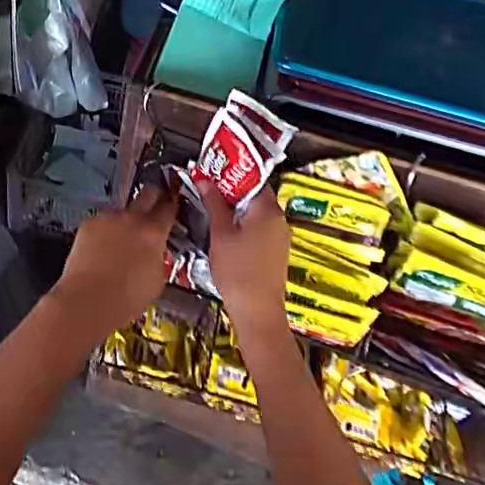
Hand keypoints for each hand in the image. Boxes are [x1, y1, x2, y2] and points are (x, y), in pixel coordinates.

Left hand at [49, 185, 177, 340]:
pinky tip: (100, 250)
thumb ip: (159, 257)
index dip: (171, 205)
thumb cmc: (124, 298)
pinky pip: (101, 221)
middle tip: (152, 207)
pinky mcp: (89, 224)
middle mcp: (133, 218)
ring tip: (119, 243)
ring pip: (122, 210)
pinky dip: (103, 232)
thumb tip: (157, 252)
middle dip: (153, 197)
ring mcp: (109, 218)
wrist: (88, 302)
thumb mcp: (157, 280)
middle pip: (148, 192)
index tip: (171, 206)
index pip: (169, 206)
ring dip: (124, 221)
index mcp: (154, 232)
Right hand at [200, 182, 290, 339]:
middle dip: (231, 190)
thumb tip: (205, 179)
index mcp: (268, 210)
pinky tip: (226, 232)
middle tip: (208, 189)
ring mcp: (279, 236)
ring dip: (236, 208)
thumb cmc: (238, 274)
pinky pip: (259, 227)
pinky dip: (243, 224)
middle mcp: (279, 219)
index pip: (252, 178)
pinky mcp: (276, 250)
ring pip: (256, 211)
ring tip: (213, 209)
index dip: (231, 172)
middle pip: (254, 194)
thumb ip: (214, 203)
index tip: (213, 171)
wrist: (257, 312)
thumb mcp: (220, 234)